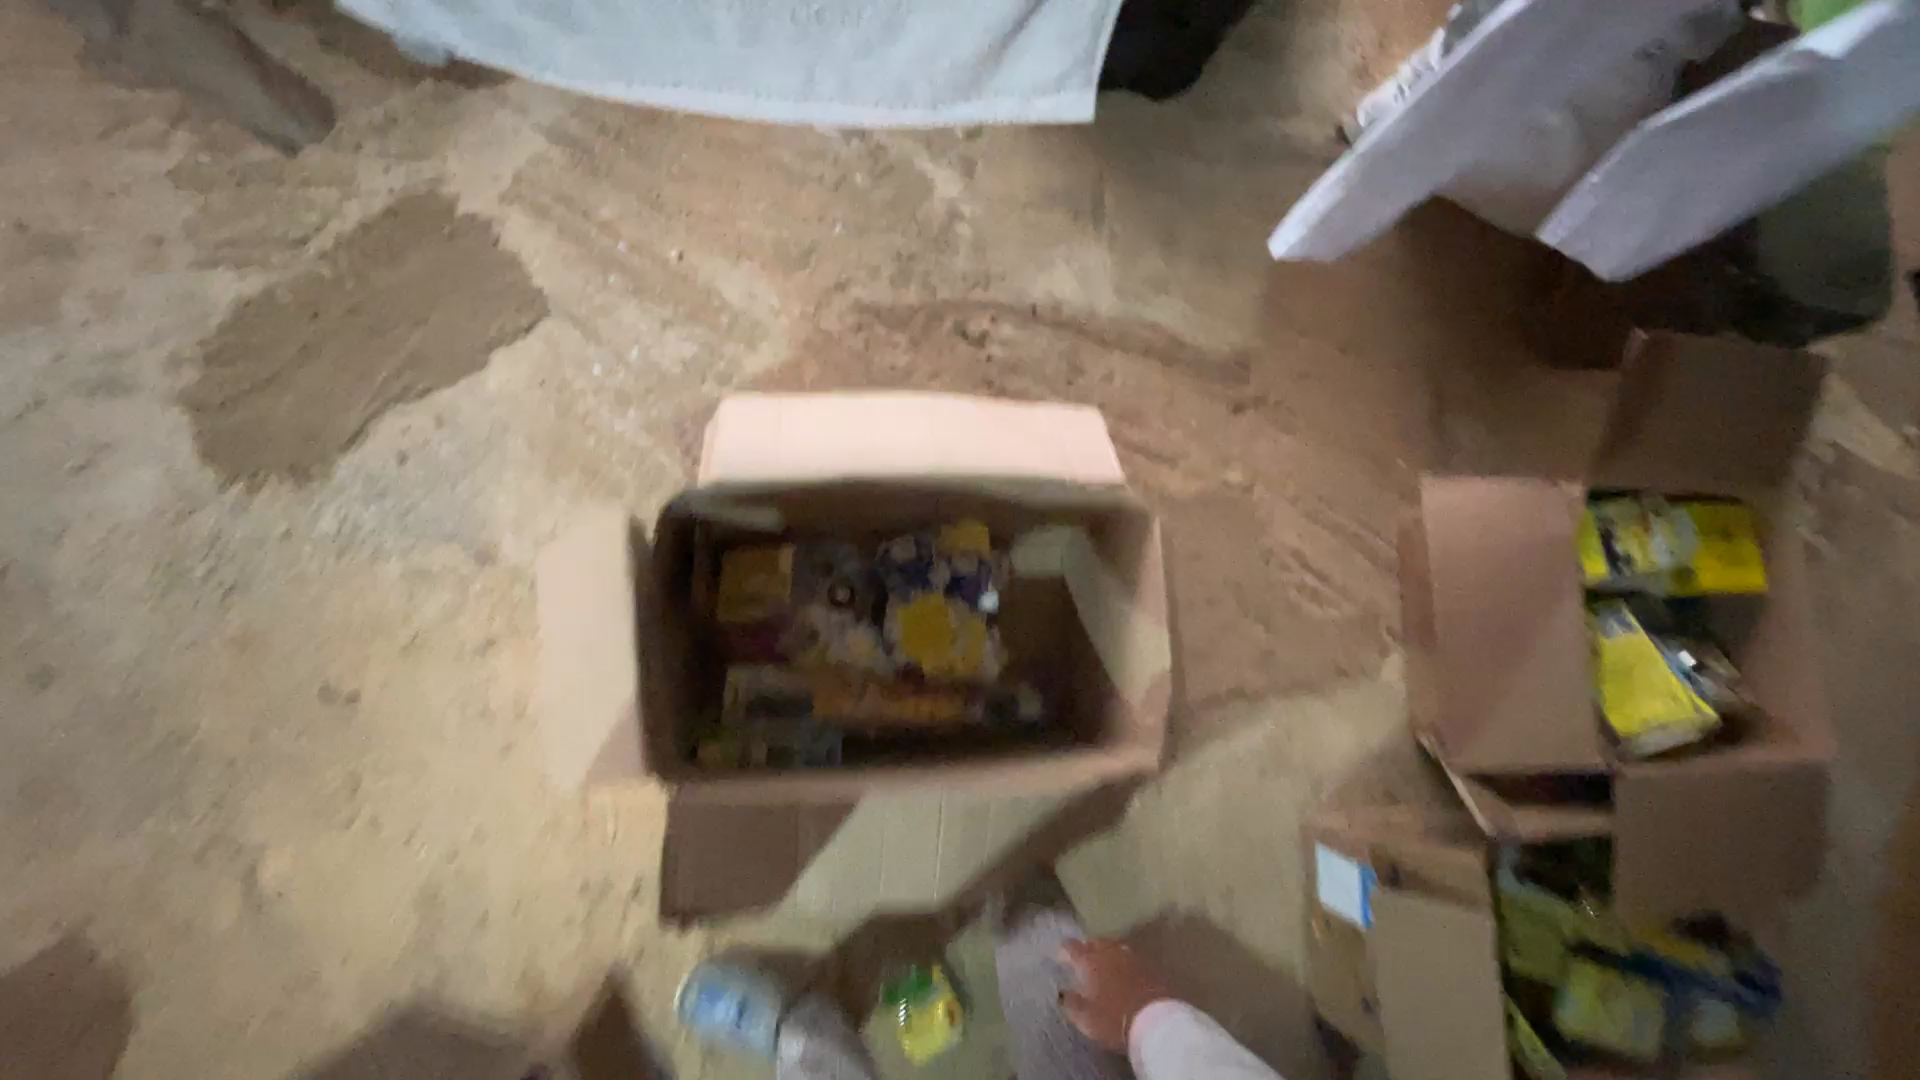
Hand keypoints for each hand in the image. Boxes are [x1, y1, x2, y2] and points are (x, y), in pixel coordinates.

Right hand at [1059, 938, 1171, 1050]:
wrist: (1156, 1022)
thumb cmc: (1114, 1020)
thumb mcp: (1086, 1019)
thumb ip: (1071, 1003)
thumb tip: (1062, 992)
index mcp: (1089, 961)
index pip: (1071, 947)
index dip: (1064, 950)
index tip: (1059, 957)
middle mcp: (1109, 952)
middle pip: (1095, 942)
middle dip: (1087, 948)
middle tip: (1082, 959)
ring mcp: (1131, 956)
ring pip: (1114, 947)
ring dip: (1107, 953)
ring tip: (1103, 964)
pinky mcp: (1149, 966)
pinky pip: (1130, 958)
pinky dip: (1123, 963)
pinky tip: (1124, 973)